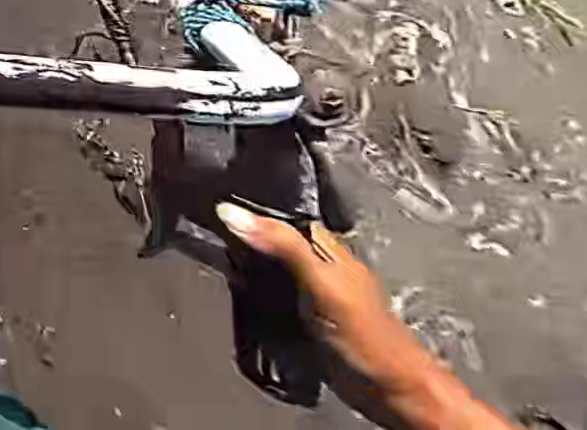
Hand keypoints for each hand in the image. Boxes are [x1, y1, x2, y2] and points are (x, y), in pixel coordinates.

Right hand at [215, 201, 518, 429]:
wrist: (394, 396)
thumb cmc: (368, 337)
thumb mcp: (324, 284)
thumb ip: (282, 245)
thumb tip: (227, 210)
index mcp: (321, 243)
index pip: (273, 208)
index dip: (240, 198)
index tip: (200, 189)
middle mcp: (309, 260)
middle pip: (260, 233)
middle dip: (230, 228)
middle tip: (192, 220)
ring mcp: (301, 287)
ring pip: (255, 259)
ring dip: (232, 256)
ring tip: (197, 245)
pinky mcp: (292, 311)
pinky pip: (256, 285)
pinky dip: (238, 282)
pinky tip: (222, 281)